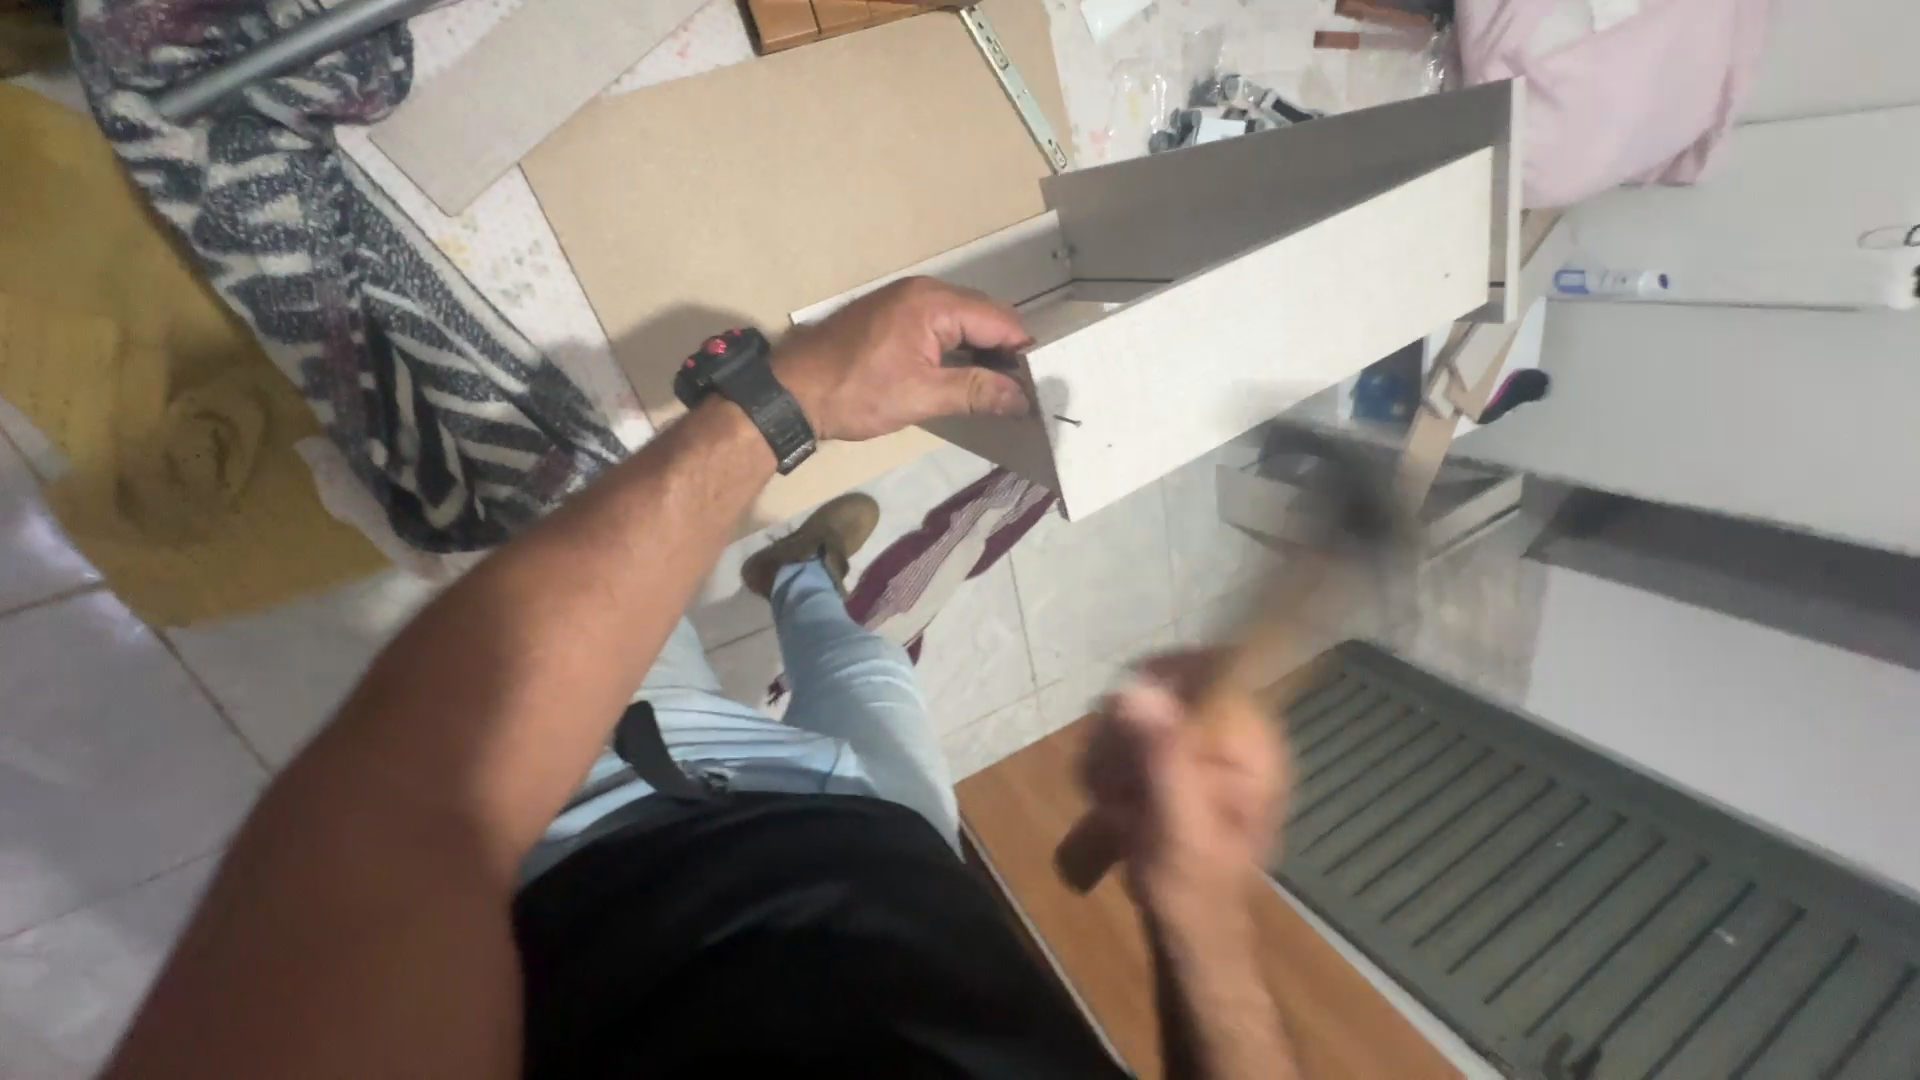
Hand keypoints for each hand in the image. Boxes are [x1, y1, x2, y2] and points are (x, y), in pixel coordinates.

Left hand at [771, 277, 1032, 441]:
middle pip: (983, 317)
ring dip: (982, 353)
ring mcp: (906, 303)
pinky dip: (959, 351)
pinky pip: (941, 329)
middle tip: (1025, 390)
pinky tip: (967, 379)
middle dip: (1006, 352)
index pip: (999, 319)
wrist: (792, 392)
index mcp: (933, 303)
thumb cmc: (855, 392)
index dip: (1023, 351)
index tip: (1041, 382)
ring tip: (1001, 390)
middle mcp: (923, 292)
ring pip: (963, 323)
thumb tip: (1021, 397)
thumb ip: (976, 392)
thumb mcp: (921, 396)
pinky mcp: (894, 318)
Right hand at [1079, 652, 1291, 929]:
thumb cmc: (1193, 891)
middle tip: (1110, 779)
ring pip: (1137, 710)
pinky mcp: (1170, 763)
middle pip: (1165, 685)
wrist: (1187, 933)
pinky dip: (1107, 765)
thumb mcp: (1178, 827)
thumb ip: (1161, 755)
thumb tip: (1134, 688)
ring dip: (1109, 752)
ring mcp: (1197, 748)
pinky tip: (1108, 803)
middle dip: (1124, 729)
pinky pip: (1126, 736)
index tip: (1120, 709)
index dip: (1166, 672)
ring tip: (1109, 802)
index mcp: (1251, 745)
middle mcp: (1229, 736)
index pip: (1219, 666)